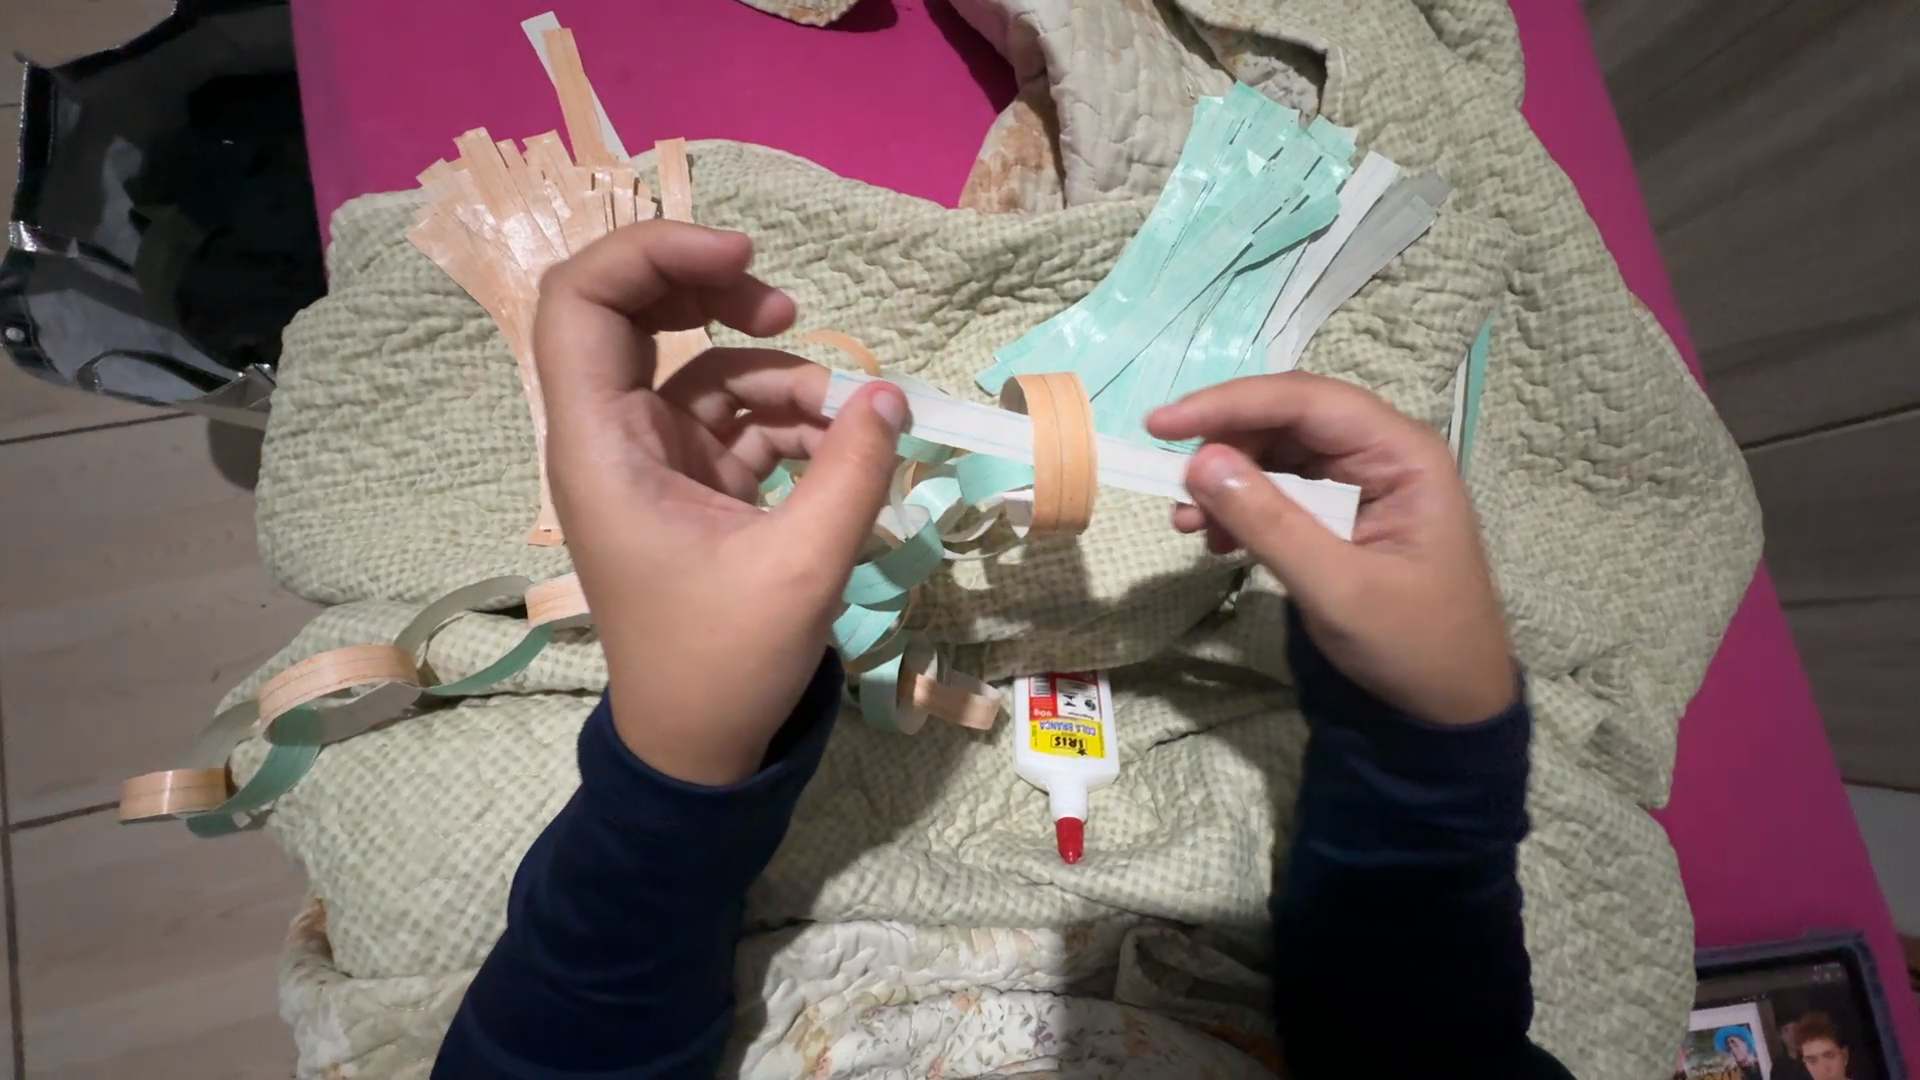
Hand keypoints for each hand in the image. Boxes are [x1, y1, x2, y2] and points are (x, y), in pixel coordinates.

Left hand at [533, 221, 908, 783]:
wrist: (704, 743)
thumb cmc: (727, 661)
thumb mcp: (804, 565)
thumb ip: (853, 472)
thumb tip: (891, 397)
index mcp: (603, 448)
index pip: (585, 304)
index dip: (655, 255)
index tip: (747, 259)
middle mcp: (618, 440)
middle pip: (641, 320)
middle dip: (720, 301)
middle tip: (790, 308)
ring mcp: (659, 463)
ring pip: (713, 376)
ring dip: (785, 381)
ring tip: (853, 420)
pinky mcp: (698, 488)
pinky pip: (745, 426)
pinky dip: (795, 426)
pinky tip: (843, 450)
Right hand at [1147, 373, 1513, 724]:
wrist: (1445, 702)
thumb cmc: (1410, 643)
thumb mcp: (1335, 587)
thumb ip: (1269, 522)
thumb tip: (1199, 463)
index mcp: (1401, 454)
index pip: (1305, 401)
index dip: (1230, 404)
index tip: (1162, 425)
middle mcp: (1377, 453)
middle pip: (1283, 421)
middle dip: (1222, 447)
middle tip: (1174, 486)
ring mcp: (1355, 482)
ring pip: (1271, 455)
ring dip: (1223, 482)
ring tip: (1188, 525)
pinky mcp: (1333, 511)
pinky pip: (1272, 490)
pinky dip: (1235, 508)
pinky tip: (1215, 541)